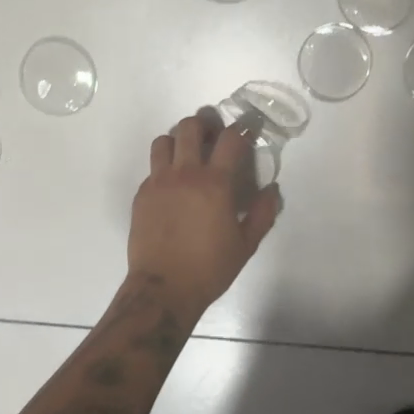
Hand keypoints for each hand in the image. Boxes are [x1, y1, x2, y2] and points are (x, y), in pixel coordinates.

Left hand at [129, 108, 281, 318]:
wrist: (163, 289)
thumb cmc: (210, 268)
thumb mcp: (246, 244)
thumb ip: (263, 214)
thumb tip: (271, 190)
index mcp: (215, 183)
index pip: (230, 139)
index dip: (243, 129)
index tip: (250, 129)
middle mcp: (185, 174)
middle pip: (190, 127)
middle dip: (205, 125)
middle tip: (214, 137)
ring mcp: (158, 182)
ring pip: (164, 140)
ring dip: (179, 141)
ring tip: (188, 155)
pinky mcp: (142, 195)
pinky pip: (153, 167)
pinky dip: (165, 167)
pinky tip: (174, 186)